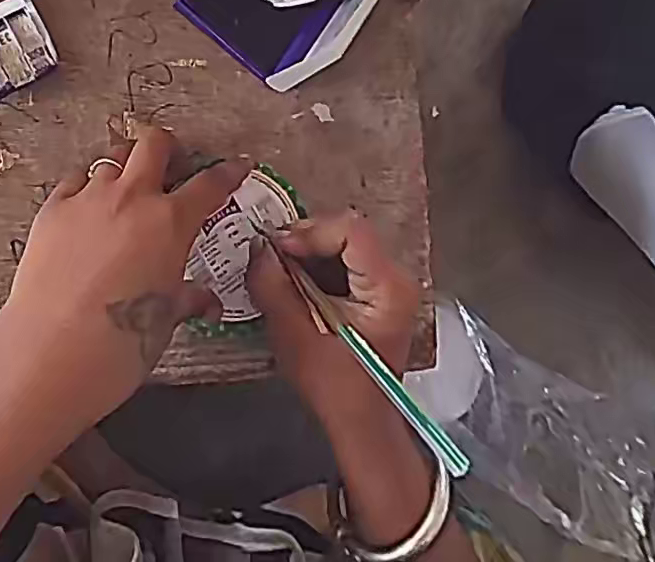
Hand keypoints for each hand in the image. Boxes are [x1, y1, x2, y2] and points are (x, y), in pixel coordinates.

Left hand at [0, 129, 248, 421]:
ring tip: (126, 190)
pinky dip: (87, 187)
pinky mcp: (54, 209)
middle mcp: (132, 198)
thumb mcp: (165, 319)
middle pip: (154, 144)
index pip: (210, 184)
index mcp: (170, 222)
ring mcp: (90, 199)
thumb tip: (203, 301)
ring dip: (126, 169)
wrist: (51, 354)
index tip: (235, 166)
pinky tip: (87, 208)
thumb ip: (186, 298)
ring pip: (113, 158)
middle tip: (171, 166)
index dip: (227, 172)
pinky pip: (76, 181)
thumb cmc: (117, 345)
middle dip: (167, 148)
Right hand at [248, 210, 420, 414]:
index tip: (278, 248)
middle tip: (272, 255)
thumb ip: (272, 285)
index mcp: (388, 287)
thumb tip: (258, 246)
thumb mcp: (294, 335)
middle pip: (347, 231)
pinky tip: (294, 282)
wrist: (361, 425)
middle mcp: (396, 278)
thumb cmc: (333, 386)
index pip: (351, 229)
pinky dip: (315, 265)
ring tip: (279, 269)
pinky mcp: (376, 291)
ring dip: (307, 252)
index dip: (310, 232)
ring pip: (342, 242)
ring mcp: (389, 284)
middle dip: (304, 240)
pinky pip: (343, 260)